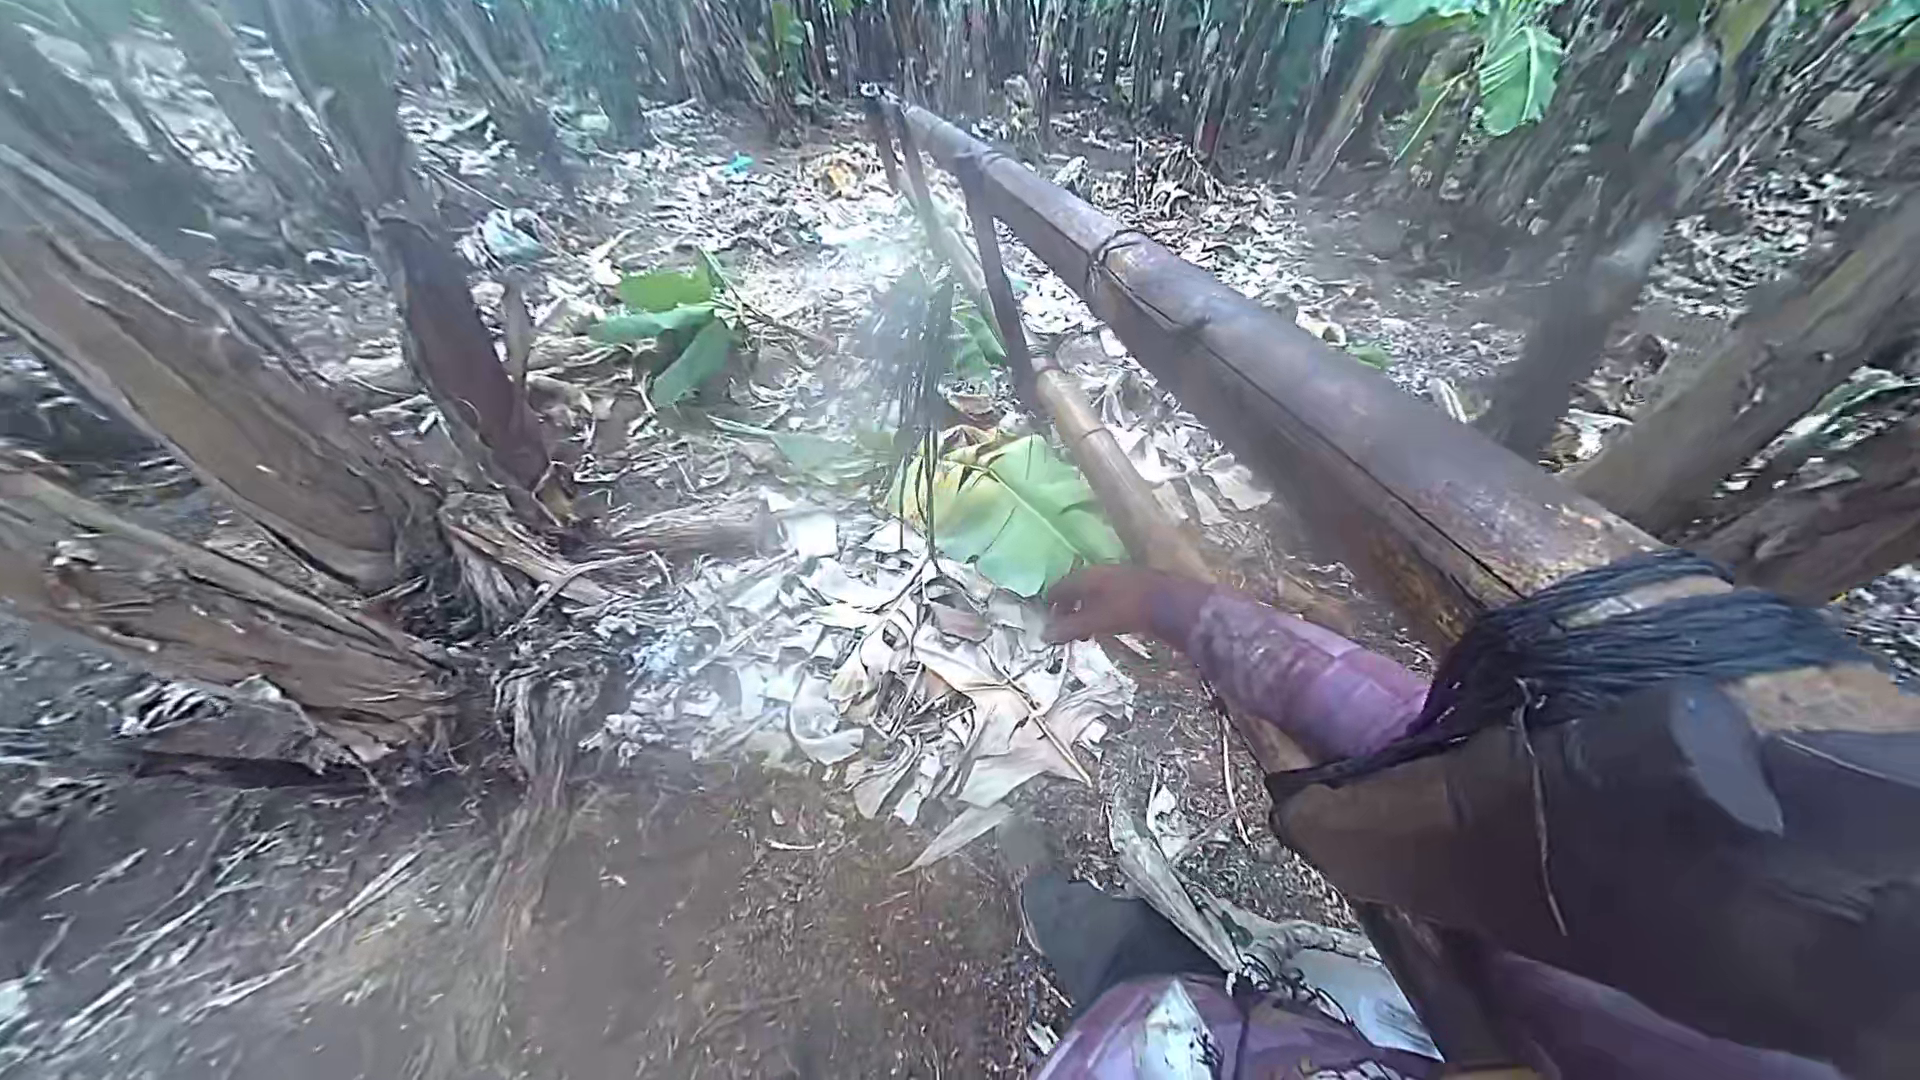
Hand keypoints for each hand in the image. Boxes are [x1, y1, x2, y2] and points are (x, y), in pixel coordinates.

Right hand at [1043, 565, 1175, 642]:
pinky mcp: (1134, 583)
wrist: (1170, 602)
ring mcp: (1118, 575)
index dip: (1051, 603)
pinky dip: (1102, 608)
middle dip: (1069, 608)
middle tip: (1064, 627)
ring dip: (1086, 609)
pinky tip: (1107, 621)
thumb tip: (1044, 635)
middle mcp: (1099, 571)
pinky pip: (1109, 596)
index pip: (1059, 587)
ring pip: (1094, 592)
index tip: (1046, 617)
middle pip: (1076, 588)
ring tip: (1085, 630)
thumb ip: (1069, 628)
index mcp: (1085, 576)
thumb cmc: (1126, 610)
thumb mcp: (1094, 621)